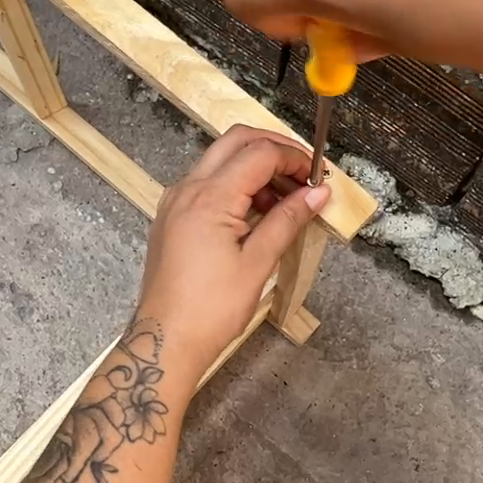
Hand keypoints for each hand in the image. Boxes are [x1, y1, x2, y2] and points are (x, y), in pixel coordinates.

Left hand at [134, 126, 330, 379]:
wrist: (165, 341)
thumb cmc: (211, 310)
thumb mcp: (258, 263)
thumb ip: (287, 220)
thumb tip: (317, 194)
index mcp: (209, 197)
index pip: (259, 153)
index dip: (294, 158)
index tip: (317, 177)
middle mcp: (187, 189)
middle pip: (236, 141)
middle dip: (274, 149)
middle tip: (303, 174)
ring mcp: (175, 201)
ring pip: (220, 161)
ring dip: (255, 168)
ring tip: (286, 200)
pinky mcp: (172, 217)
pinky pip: (206, 184)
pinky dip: (235, 185)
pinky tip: (257, 214)